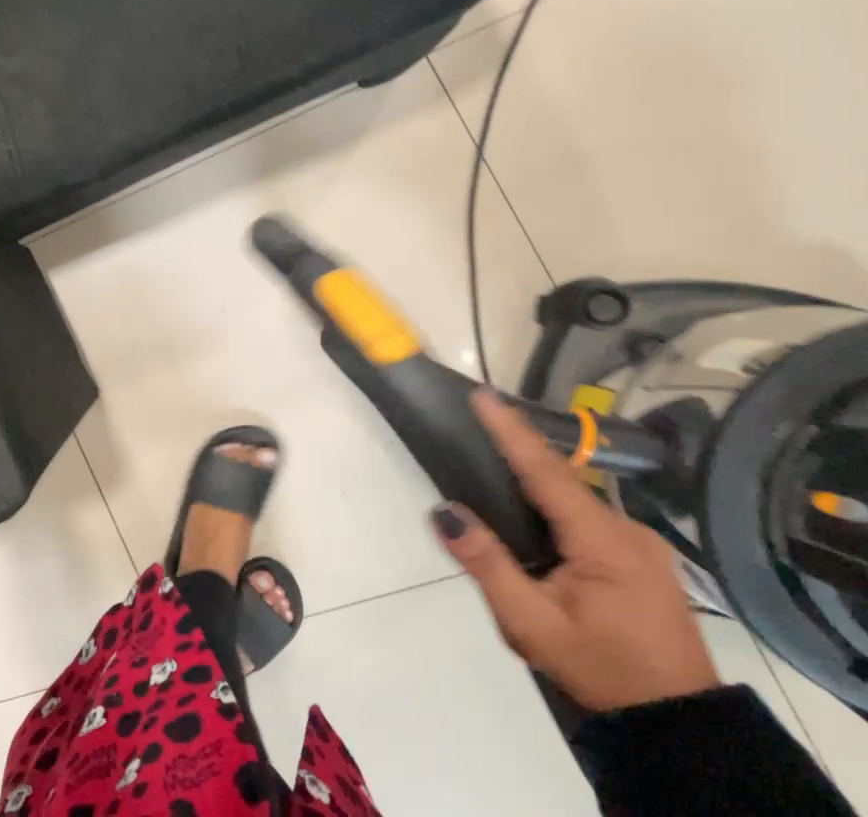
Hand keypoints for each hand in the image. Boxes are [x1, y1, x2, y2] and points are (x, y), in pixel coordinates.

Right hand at [431, 390, 719, 712]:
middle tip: (472, 427)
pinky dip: (554, 509)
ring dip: (534, 486)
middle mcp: (628, 532)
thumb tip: (444, 511)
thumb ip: (487, 564)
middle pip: (562, 483)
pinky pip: (588, 521)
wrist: (672, 720)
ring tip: (489, 469)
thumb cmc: (597, 667)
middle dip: (517, 454)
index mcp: (604, 542)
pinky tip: (529, 519)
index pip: (547, 474)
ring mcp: (641, 547)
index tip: (484, 396)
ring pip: (575, 503)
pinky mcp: (642, 562)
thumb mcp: (529, 622)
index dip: (512, 433)